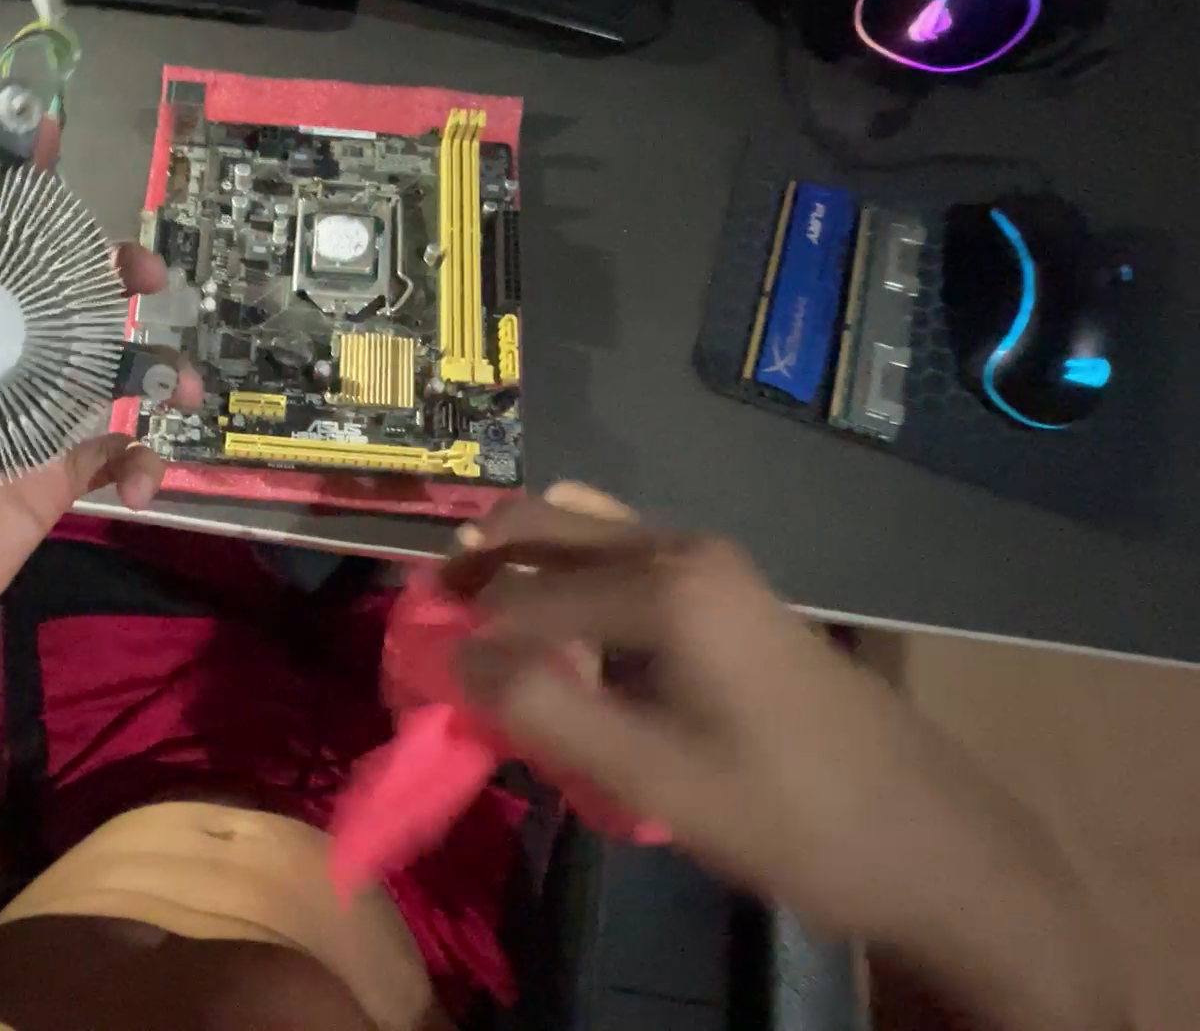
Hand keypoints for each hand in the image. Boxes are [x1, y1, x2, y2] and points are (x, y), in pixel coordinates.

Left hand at [0, 123, 200, 659]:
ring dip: (157, 366)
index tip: (43, 154)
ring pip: (109, 373)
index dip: (9, 200)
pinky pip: (118, 459)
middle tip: (138, 273)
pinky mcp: (58, 480)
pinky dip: (143, 465)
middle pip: (61, 301)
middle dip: (111, 273)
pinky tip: (142, 487)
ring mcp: (29, 424)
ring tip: (178, 385)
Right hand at [442, 486, 1081, 944]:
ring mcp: (706, 558)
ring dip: (517, 557)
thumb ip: (542, 710)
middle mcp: (680, 547)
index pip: (524, 596)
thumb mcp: (652, 780)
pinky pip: (616, 546)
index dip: (468, 635)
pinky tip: (550, 595)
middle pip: (542, 526)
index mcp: (665, 584)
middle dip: (478, 562)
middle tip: (433, 609)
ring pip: (577, 529)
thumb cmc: (790, 815)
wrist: (941, 847)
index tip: (435, 675)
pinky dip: (563, 561)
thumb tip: (456, 657)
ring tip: (475, 603)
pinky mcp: (721, 583)